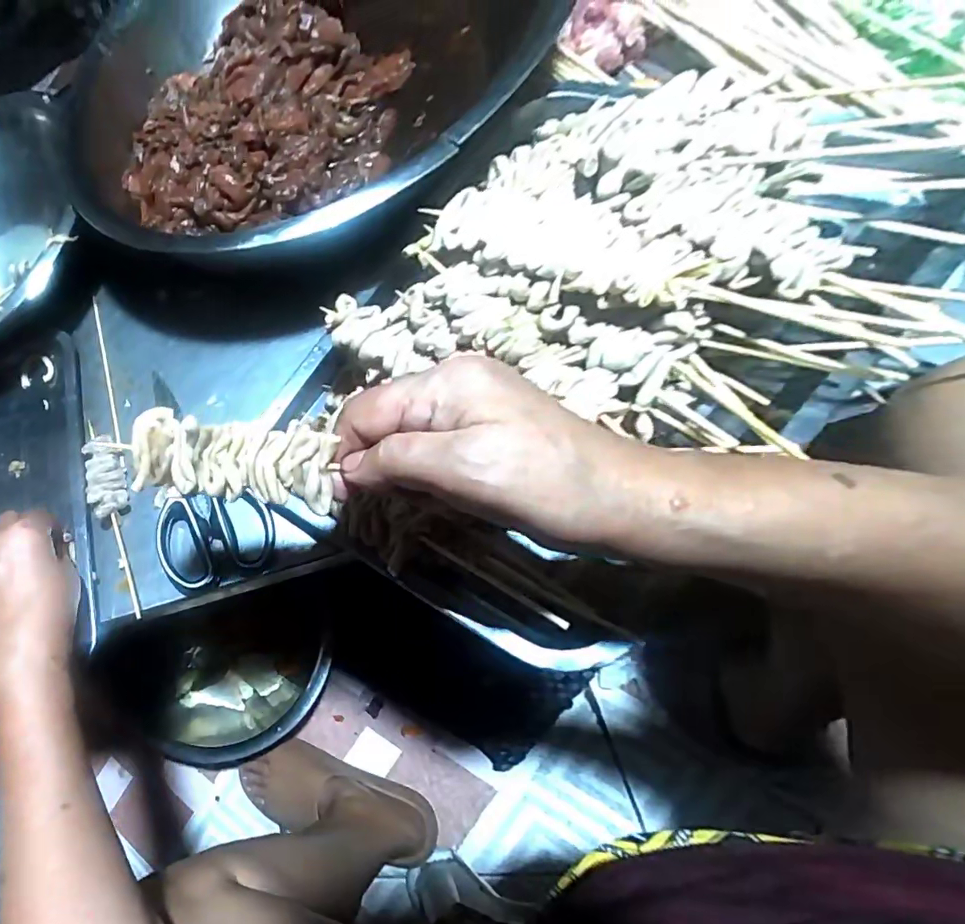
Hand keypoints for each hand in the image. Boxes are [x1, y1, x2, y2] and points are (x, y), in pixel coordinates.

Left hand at [0, 511, 75, 678]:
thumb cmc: (53, 605)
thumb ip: (59, 554)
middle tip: (35, 548)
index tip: (59, 541)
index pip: (42, 515)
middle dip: (23, 528)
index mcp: (27, 530)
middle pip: (10, 519)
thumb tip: (53, 549)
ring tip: (10, 557)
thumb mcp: (69, 574)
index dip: (52, 527)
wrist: (21, 641)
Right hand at [335, 353, 684, 550]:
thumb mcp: (459, 469)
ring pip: (401, 434)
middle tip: (383, 503)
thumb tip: (346, 470)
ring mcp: (469, 400)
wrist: (618, 499)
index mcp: (444, 380)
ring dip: (395, 471)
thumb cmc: (540, 484)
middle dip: (371, 462)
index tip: (345, 497)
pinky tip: (434, 493)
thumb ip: (394, 460)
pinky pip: (428, 444)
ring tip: (415, 500)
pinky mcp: (482, 425)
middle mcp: (451, 379)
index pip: (365, 408)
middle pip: (381, 418)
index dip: (346, 451)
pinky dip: (419, 471)